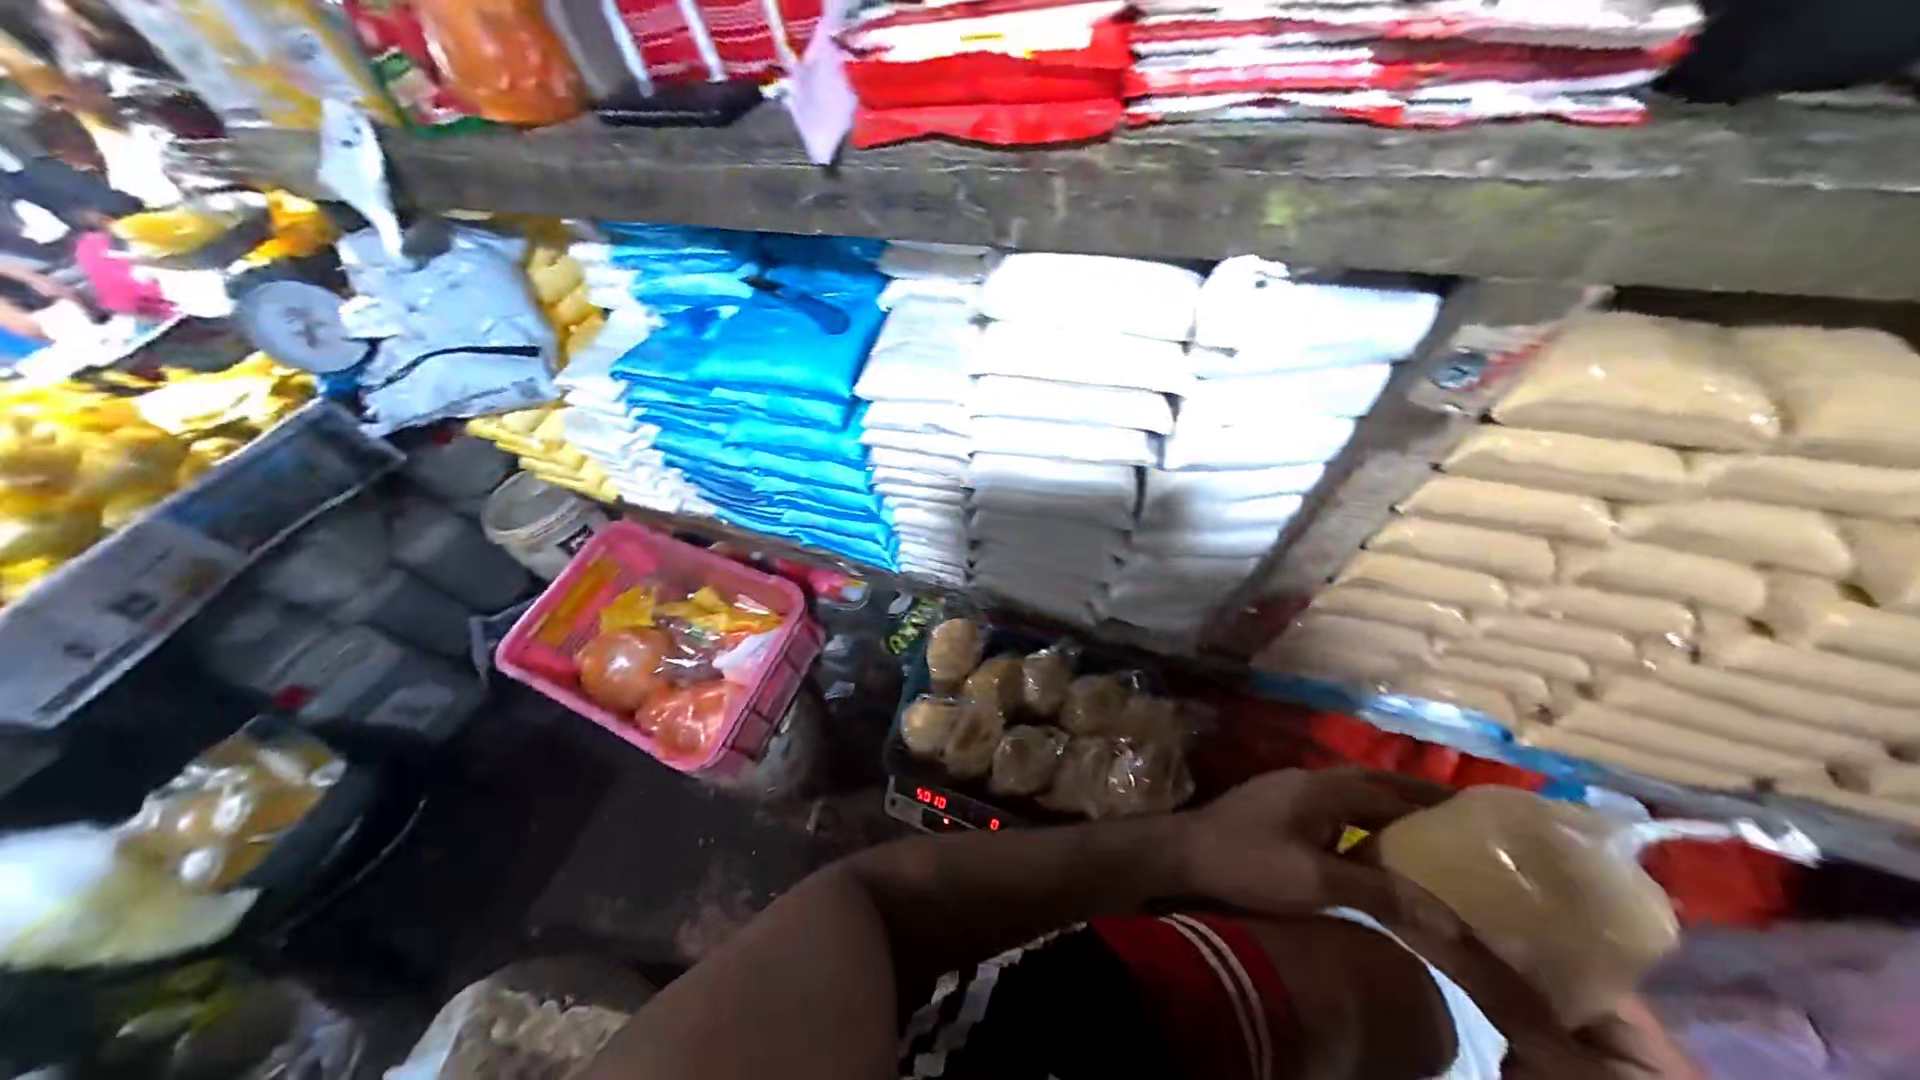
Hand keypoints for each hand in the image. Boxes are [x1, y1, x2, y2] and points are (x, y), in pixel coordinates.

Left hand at [1173, 767, 1460, 933]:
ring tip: (1418, 829)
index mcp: (1321, 788)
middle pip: (1368, 783)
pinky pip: (1327, 805)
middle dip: (1410, 794)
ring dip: (1380, 804)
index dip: (1431, 803)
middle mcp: (1306, 779)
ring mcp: (1284, 789)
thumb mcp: (1315, 880)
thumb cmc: (1247, 862)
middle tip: (1455, 814)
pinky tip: (1362, 839)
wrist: (1180, 854)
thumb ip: (1379, 892)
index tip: (1473, 813)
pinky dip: (1354, 816)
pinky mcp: (1271, 806)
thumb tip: (1449, 917)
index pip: (1388, 793)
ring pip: (1345, 792)